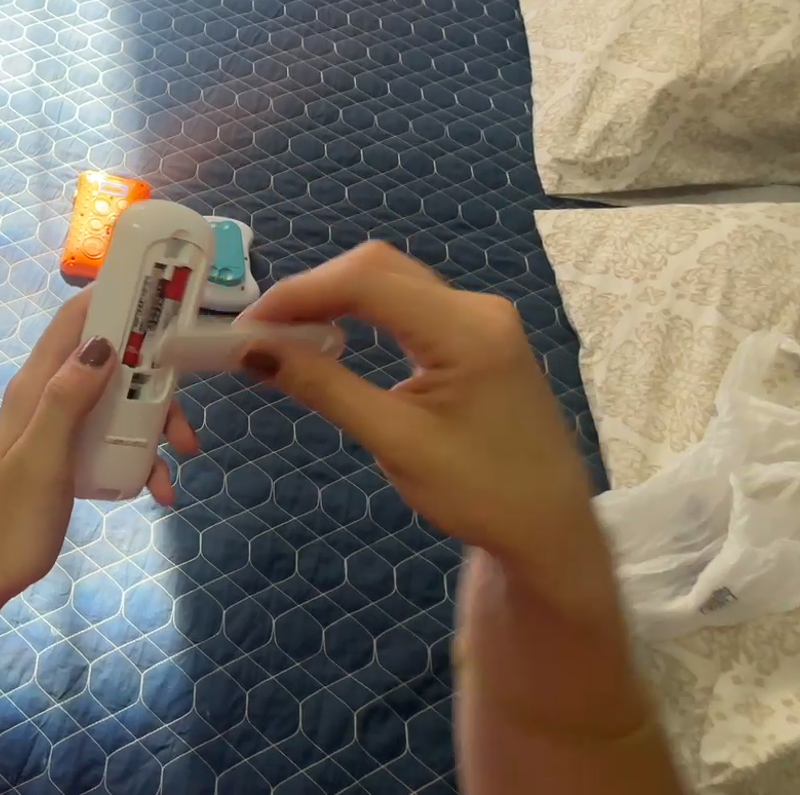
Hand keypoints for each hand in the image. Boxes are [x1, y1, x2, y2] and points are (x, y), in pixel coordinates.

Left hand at [0, 289, 200, 608]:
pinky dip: (137, 456)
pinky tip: (155, 489)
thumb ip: (67, 398)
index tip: (161, 298)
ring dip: (152, 423)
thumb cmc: (8, 519)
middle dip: (151, 378)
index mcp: (36, 385)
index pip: (74, 320)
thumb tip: (102, 343)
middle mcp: (48, 395)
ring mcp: (57, 425)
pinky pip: (109, 439)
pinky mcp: (65, 454)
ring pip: (115, 401)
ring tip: (180, 459)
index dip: (113, 297)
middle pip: (108, 361)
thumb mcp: (42, 457)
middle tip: (182, 413)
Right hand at [234, 242, 607, 612]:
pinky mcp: (468, 332)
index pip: (365, 283)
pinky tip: (327, 336)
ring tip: (283, 334)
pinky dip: (352, 309)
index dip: (298, 295)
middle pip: (374, 268)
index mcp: (467, 330)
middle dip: (309, 291)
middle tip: (261, 331)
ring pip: (384, 278)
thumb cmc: (480, 494)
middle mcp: (474, 308)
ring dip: (328, 297)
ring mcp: (475, 317)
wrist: (550, 532)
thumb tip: (252, 351)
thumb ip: (322, 386)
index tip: (248, 328)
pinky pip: (398, 300)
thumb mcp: (394, 441)